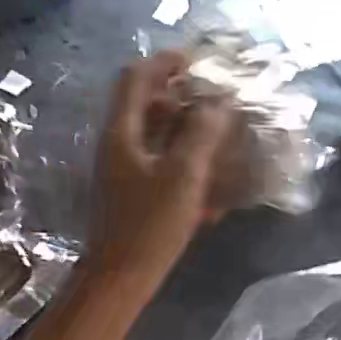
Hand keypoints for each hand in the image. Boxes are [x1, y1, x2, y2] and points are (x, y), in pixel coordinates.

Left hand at [86, 50, 234, 286]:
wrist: (121, 277)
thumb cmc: (150, 225)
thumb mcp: (182, 175)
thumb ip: (201, 133)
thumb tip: (218, 102)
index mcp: (122, 132)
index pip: (137, 77)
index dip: (166, 62)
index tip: (198, 62)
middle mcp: (118, 145)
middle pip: (146, 106)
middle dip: (182, 99)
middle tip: (217, 103)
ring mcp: (124, 172)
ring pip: (156, 138)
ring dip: (187, 133)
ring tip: (221, 141)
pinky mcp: (133, 196)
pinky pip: (160, 168)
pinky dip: (184, 166)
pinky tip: (211, 188)